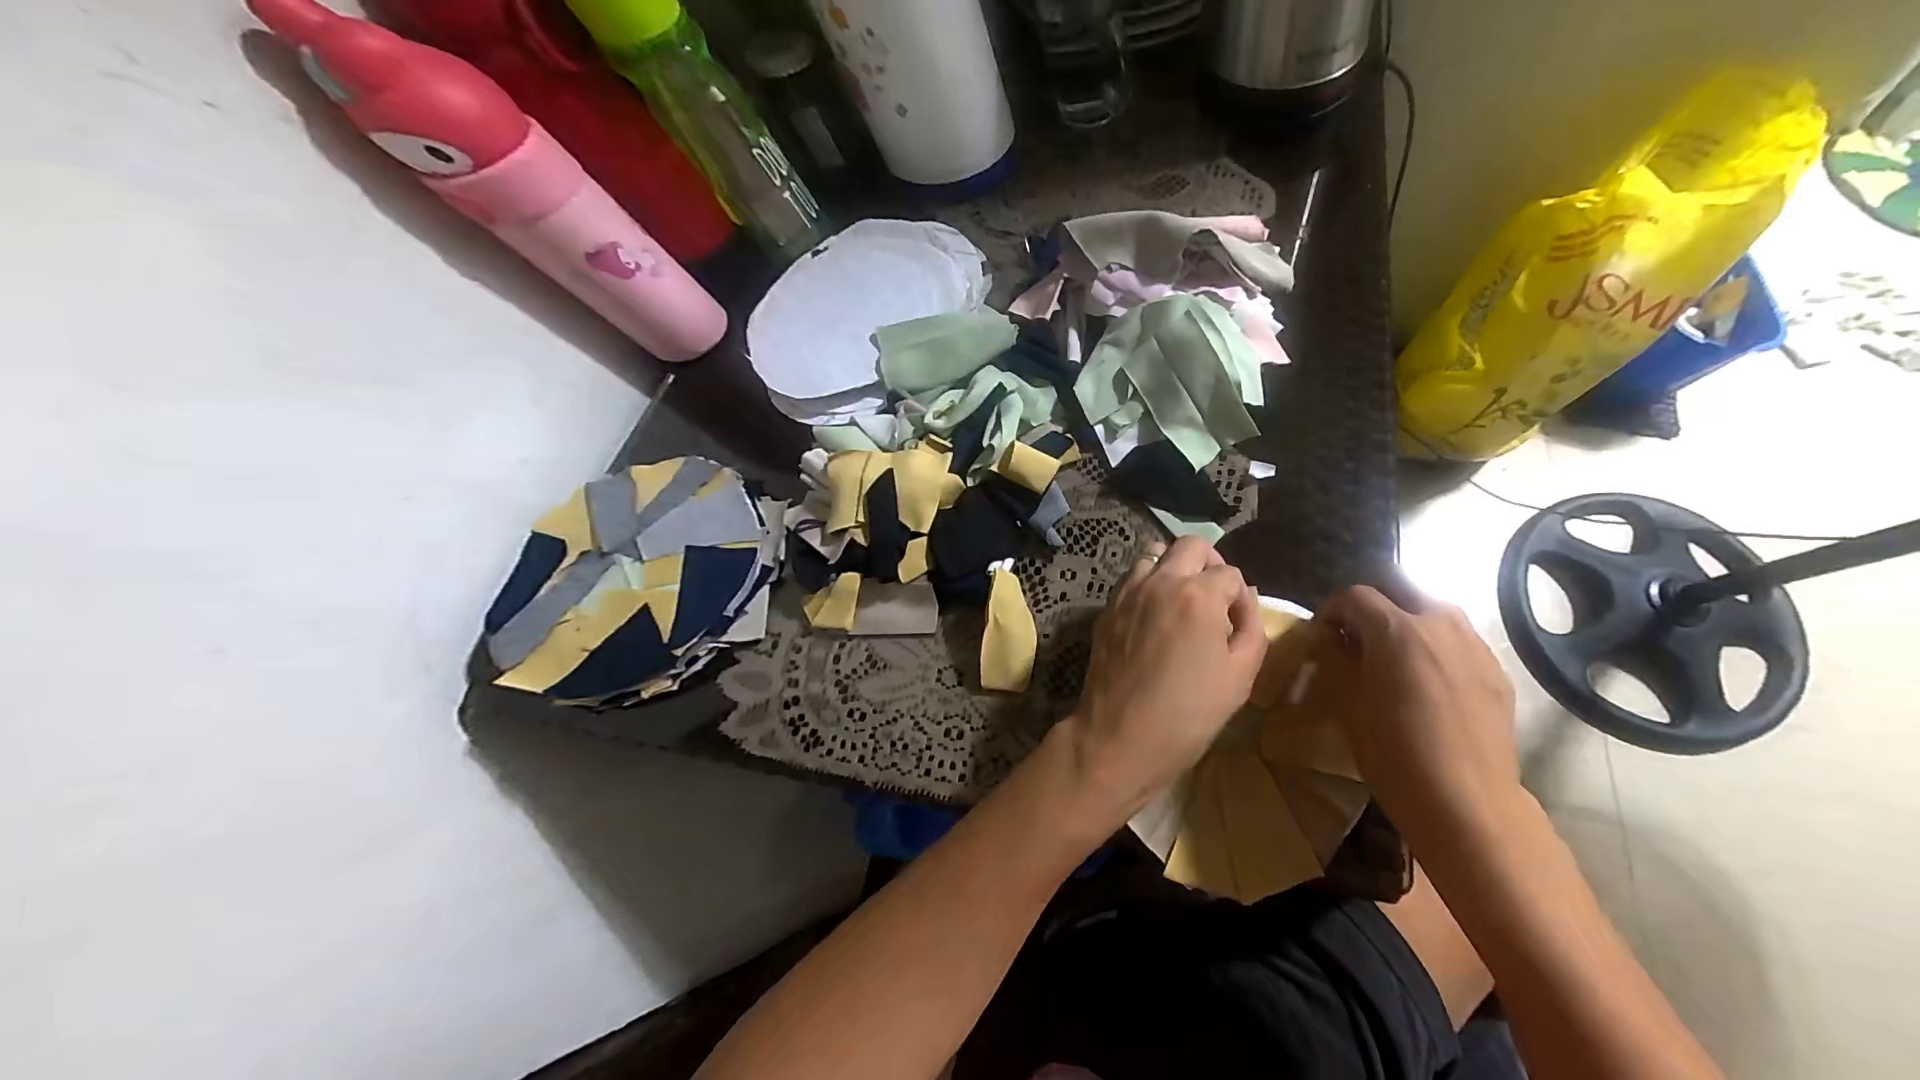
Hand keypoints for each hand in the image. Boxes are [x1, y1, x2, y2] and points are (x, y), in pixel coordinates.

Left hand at [1052, 536, 1267, 829]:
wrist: (1119, 735)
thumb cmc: (1189, 712)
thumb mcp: (1240, 676)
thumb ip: (1252, 628)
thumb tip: (1247, 597)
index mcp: (1198, 595)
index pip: (1230, 573)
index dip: (1241, 597)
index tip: (1239, 624)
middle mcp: (1160, 582)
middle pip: (1190, 545)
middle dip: (1210, 563)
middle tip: (1215, 596)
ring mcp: (1127, 592)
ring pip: (1154, 554)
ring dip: (1173, 568)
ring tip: (1182, 602)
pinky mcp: (1106, 608)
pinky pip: (1130, 578)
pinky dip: (1147, 583)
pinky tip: (1154, 614)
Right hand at [1310, 575, 1520, 846]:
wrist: (1465, 800)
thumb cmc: (1393, 752)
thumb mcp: (1349, 702)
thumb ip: (1339, 657)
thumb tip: (1332, 637)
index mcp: (1397, 630)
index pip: (1355, 595)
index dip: (1332, 609)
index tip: (1323, 633)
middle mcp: (1439, 625)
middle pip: (1401, 585)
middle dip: (1373, 601)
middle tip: (1357, 632)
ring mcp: (1474, 646)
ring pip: (1435, 608)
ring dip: (1408, 616)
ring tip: (1394, 651)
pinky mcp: (1496, 671)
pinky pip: (1460, 639)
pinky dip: (1436, 642)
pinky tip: (1428, 677)